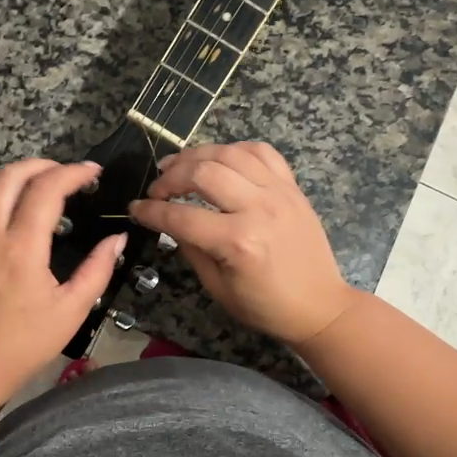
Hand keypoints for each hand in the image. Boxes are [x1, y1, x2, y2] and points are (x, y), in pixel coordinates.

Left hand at [0, 159, 125, 400]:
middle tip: (67, 173)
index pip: (46, 190)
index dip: (72, 173)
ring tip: (37, 180)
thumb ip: (97, 270)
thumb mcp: (72, 311)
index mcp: (21, 249)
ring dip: (12, 173)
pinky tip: (2, 200)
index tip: (93, 172)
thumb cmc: (25, 344)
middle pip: (11, 176)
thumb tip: (117, 239)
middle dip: (43, 165)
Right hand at [129, 142, 360, 345]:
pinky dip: (235, 150)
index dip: (151, 211)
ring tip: (179, 166)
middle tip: (157, 189)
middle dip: (171, 176)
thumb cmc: (266, 306)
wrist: (320, 305)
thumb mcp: (218, 287)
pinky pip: (261, 151)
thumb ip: (191, 249)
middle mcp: (259, 208)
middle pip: (203, 172)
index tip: (136, 209)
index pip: (181, 216)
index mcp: (238, 242)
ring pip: (230, 153)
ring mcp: (279, 192)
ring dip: (198, 155)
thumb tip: (169, 221)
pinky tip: (220, 160)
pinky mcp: (292, 186)